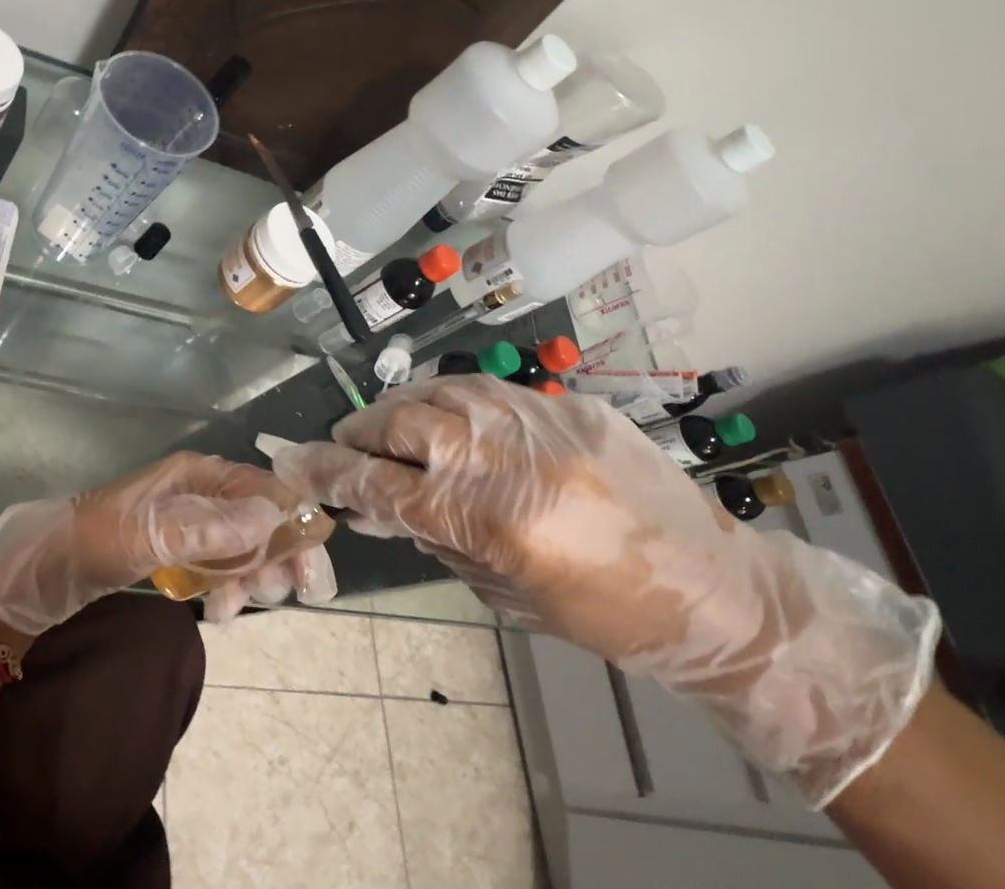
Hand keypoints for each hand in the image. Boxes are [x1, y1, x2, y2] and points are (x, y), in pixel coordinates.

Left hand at [0, 452, 335, 635]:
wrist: (49, 568)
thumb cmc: (95, 542)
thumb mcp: (150, 537)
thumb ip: (209, 528)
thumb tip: (271, 518)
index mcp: (196, 474)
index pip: (265, 488)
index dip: (294, 524)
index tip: (310, 569)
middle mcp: (201, 491)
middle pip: (263, 519)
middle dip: (275, 559)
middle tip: (280, 597)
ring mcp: (192, 521)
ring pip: (246, 547)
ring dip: (249, 580)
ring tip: (230, 610)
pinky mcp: (182, 548)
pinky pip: (221, 565)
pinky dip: (226, 588)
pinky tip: (217, 611)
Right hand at [272, 375, 938, 807]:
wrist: (712, 591)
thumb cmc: (600, 615)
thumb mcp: (500, 590)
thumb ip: (434, 539)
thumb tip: (376, 510)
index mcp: (491, 521)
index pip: (380, 486)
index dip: (327, 473)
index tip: (292, 463)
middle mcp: (511, 460)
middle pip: (403, 424)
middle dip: (359, 433)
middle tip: (345, 445)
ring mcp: (544, 424)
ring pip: (441, 393)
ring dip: (399, 408)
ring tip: (387, 426)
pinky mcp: (571, 407)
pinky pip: (488, 390)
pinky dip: (450, 400)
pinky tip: (444, 416)